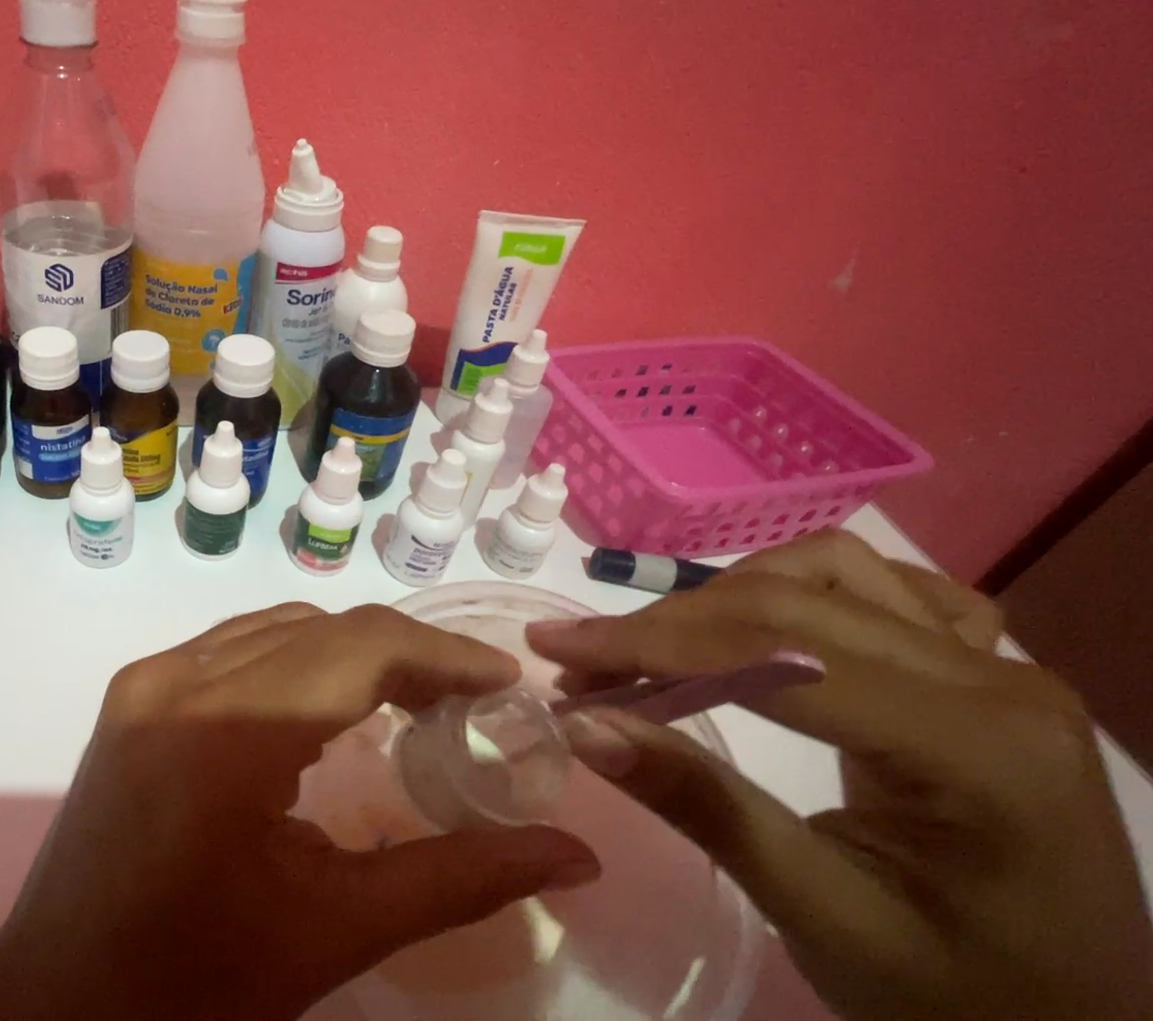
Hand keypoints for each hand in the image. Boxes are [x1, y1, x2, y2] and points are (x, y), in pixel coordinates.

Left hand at [0, 603, 600, 1020]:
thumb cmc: (197, 975)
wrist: (61, 992)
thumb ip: (457, 878)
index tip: (504, 680)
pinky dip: (295, 659)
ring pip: (275, 627)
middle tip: (469, 702)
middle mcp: (181, 678)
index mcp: (230, 729)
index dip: (441, 654)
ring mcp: (148, 679)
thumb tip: (575, 855)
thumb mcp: (335, 927)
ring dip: (349, 651)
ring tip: (411, 700)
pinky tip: (326, 708)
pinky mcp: (131, 693)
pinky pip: (233, 647)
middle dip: (403, 654)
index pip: (359, 646)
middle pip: (320, 628)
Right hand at [528, 531, 1152, 1020]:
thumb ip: (701, 806)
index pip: (778, 658)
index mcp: (976, 749)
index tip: (551, 650)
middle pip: (793, 606)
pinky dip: (796, 591)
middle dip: (667, 626)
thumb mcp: (819, 916)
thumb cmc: (956, 997)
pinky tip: (761, 631)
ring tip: (661, 651)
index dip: (650, 644)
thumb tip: (582, 726)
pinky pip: (876, 587)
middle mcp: (998, 680)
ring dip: (726, 597)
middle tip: (581, 667)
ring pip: (829, 572)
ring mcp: (998, 663)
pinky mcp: (981, 667)